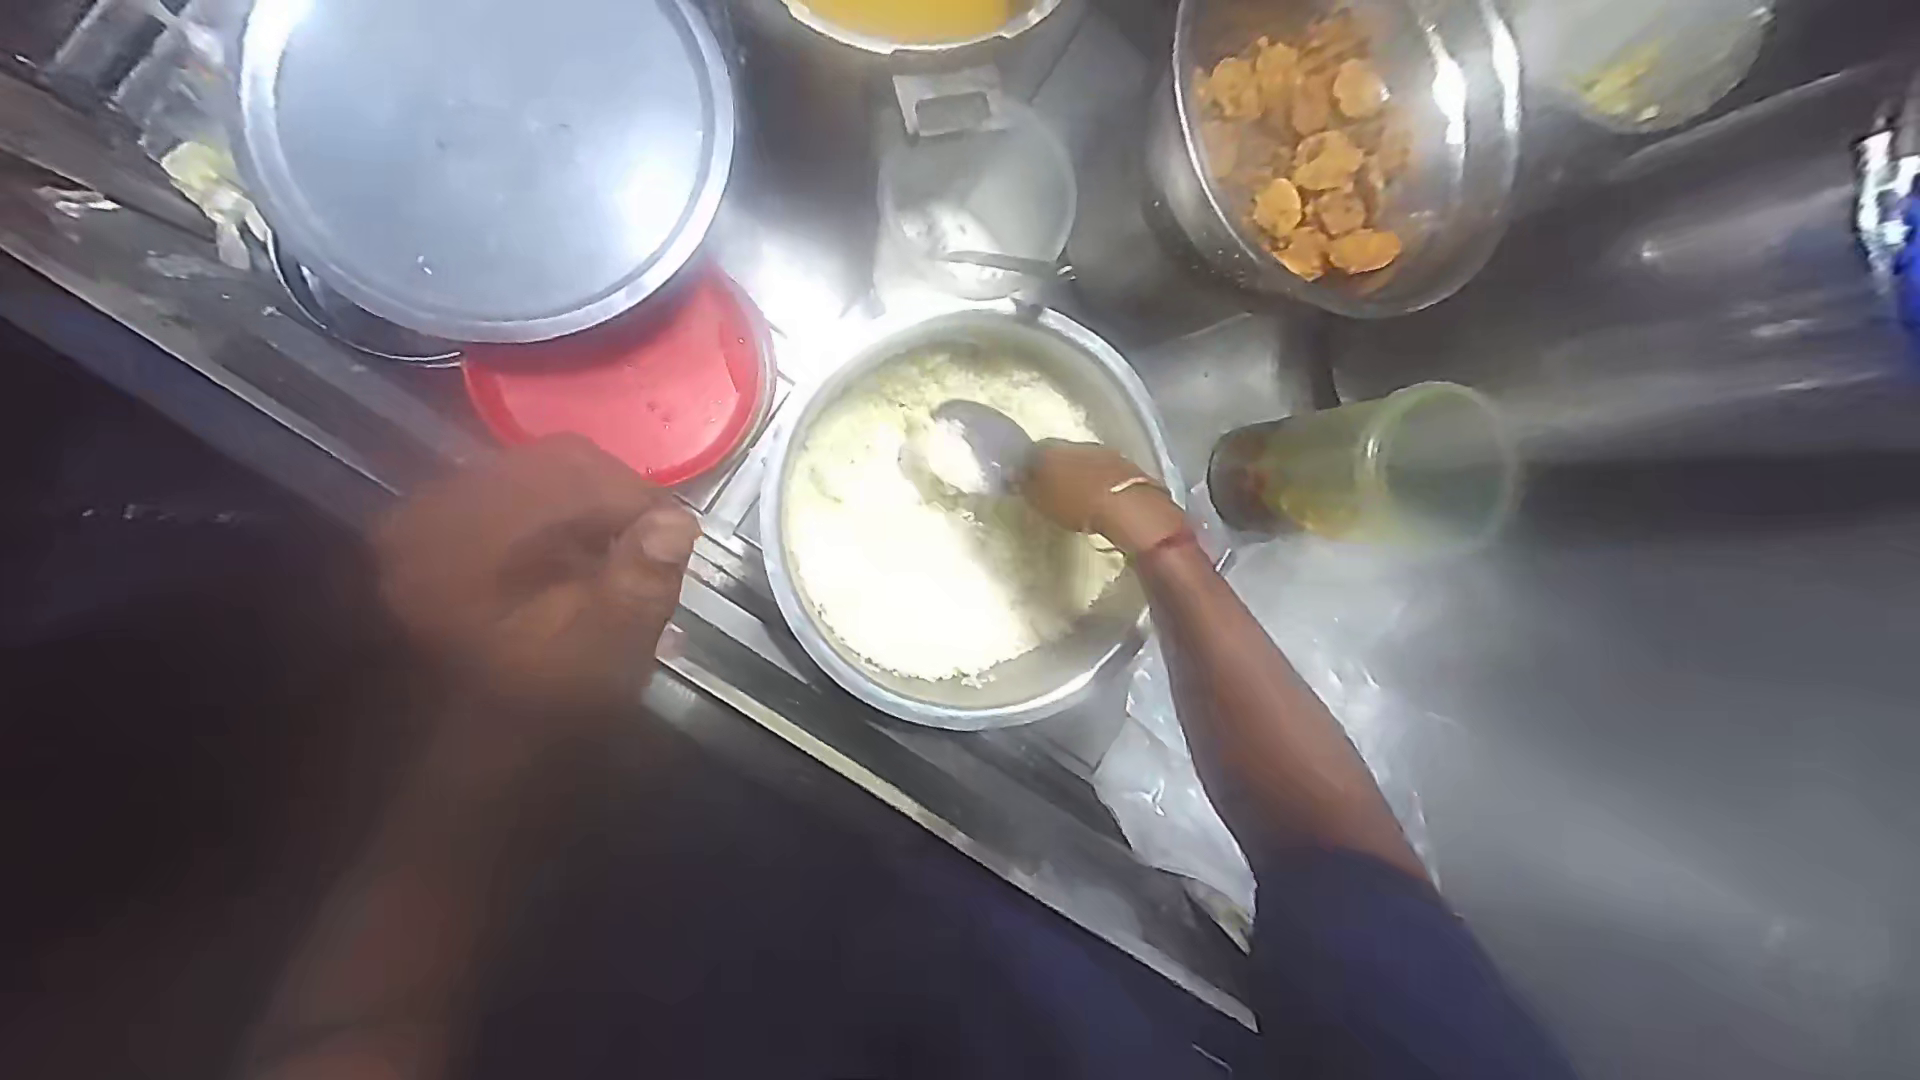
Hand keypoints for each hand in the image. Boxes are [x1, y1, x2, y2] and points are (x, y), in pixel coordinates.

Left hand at [377, 436, 697, 715]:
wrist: (479, 746)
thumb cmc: (541, 704)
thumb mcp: (603, 653)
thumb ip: (640, 585)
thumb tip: (678, 522)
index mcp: (463, 544)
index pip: (570, 479)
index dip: (638, 499)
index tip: (679, 532)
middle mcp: (435, 514)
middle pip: (556, 462)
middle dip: (621, 495)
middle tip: (657, 538)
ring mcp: (436, 516)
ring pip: (543, 470)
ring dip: (599, 501)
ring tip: (626, 548)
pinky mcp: (448, 526)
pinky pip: (525, 488)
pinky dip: (571, 510)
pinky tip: (591, 551)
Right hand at [1025, 440, 1187, 555]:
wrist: (1127, 506)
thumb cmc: (1075, 503)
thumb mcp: (1040, 500)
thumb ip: (1025, 485)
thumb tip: (1012, 473)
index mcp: (1051, 448)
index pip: (1034, 450)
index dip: (1029, 465)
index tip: (1027, 480)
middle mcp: (1078, 443)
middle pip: (1061, 453)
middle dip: (1056, 468)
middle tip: (1052, 489)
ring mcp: (1105, 452)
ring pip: (1085, 460)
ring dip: (1080, 474)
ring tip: (1077, 495)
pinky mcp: (1127, 467)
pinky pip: (1105, 471)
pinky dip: (1099, 481)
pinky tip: (1099, 497)